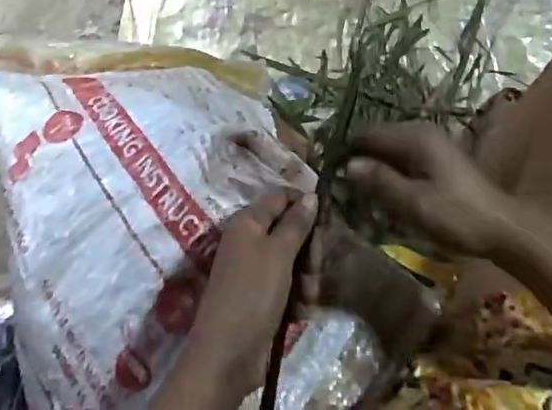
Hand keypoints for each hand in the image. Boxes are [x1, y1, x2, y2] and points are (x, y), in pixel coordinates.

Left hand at [160, 189, 315, 408]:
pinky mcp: (261, 297)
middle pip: (290, 229)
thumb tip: (311, 195)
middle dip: (308, 249)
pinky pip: (287, 285)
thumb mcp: (278, 253)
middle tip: (314, 268)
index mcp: (248, 221)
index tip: (324, 221)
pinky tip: (300, 312)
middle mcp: (250, 241)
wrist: (227, 356)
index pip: (281, 196)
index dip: (303, 204)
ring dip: (306, 277)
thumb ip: (296, 223)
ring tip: (307, 297)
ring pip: (292, 260)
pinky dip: (296, 297)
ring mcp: (255, 270)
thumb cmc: (252, 293)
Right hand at [345, 121, 525, 258]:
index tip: (327, 168)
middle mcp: (422, 131)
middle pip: (380, 138)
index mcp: (415, 136)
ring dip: (375, 165)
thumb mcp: (414, 204)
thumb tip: (349, 165)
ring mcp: (433, 143)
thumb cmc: (458, 216)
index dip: (346, 148)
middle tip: (339, 183)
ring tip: (357, 190)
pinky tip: (385, 191)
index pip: (368, 133)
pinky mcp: (439, 158)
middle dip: (360, 157)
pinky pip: (405, 157)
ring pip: (392, 148)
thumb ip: (380, 182)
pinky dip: (391, 170)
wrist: (503, 228)